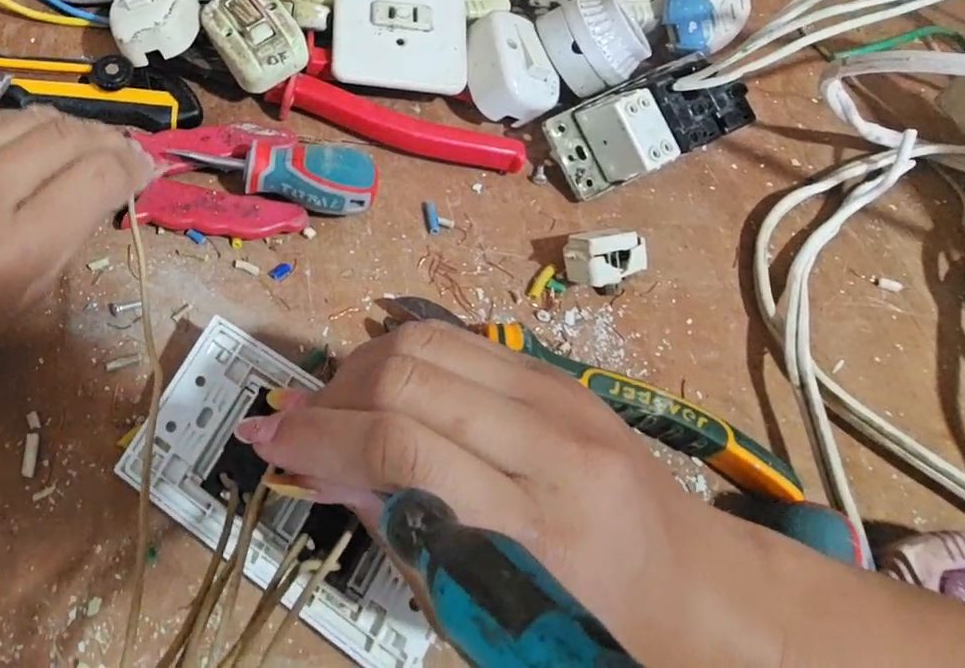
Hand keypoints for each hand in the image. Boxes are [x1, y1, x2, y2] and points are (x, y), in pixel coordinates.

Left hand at [0, 107, 154, 401]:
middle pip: (67, 136)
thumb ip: (63, 242)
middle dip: (110, 140)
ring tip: (89, 145)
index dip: (132, 167)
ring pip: (32, 117)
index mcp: (10, 250)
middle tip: (127, 154)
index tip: (146, 170)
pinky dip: (30, 127)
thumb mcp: (16, 306)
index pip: (95, 179)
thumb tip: (105, 191)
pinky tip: (38, 143)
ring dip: (73, 127)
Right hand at [230, 322, 780, 664]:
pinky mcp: (553, 372)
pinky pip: (452, 338)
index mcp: (540, 527)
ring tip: (334, 407)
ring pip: (423, 341)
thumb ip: (399, 533)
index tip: (267, 440)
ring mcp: (558, 395)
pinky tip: (379, 386)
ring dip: (356, 367)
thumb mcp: (487, 614)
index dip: (321, 438)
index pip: (404, 449)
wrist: (697, 583)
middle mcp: (551, 443)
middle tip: (297, 427)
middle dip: (330, 397)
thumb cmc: (591, 626)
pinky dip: (396, 354)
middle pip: (407, 377)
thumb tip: (320, 469)